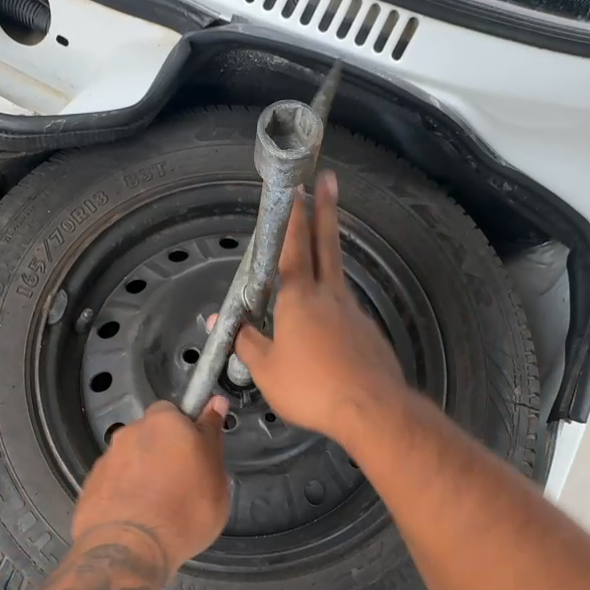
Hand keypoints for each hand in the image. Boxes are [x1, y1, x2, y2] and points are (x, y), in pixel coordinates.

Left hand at [73, 398, 231, 566]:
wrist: (129, 548)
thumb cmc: (184, 510)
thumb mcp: (216, 476)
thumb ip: (212, 437)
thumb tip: (215, 405)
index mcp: (165, 422)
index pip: (178, 411)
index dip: (189, 431)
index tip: (197, 452)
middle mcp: (131, 432)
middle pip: (152, 435)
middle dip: (164, 452)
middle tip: (182, 482)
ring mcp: (107, 459)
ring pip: (131, 459)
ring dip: (143, 474)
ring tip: (158, 507)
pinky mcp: (89, 485)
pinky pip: (114, 483)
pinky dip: (124, 493)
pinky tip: (137, 517)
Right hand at [236, 172, 409, 442]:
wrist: (371, 408)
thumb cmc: (311, 388)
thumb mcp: (266, 370)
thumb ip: (245, 342)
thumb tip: (218, 322)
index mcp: (299, 299)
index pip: (293, 248)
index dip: (294, 217)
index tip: (298, 188)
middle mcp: (329, 296)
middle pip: (326, 246)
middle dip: (324, 211)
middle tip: (328, 180)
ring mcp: (353, 313)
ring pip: (337, 276)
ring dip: (329, 253)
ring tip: (321, 242)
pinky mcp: (368, 333)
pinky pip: (345, 309)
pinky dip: (334, 303)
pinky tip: (329, 319)